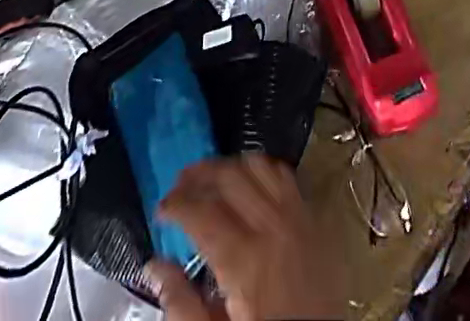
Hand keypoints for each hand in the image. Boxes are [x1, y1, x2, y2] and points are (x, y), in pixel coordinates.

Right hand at [147, 155, 343, 320]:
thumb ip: (181, 303)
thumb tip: (155, 266)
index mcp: (245, 258)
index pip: (204, 211)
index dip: (177, 203)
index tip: (161, 207)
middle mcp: (273, 226)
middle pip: (232, 177)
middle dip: (201, 174)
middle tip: (180, 183)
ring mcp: (298, 215)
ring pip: (261, 166)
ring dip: (232, 165)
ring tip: (211, 177)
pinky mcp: (313, 215)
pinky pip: (286, 176)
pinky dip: (263, 169)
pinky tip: (249, 180)